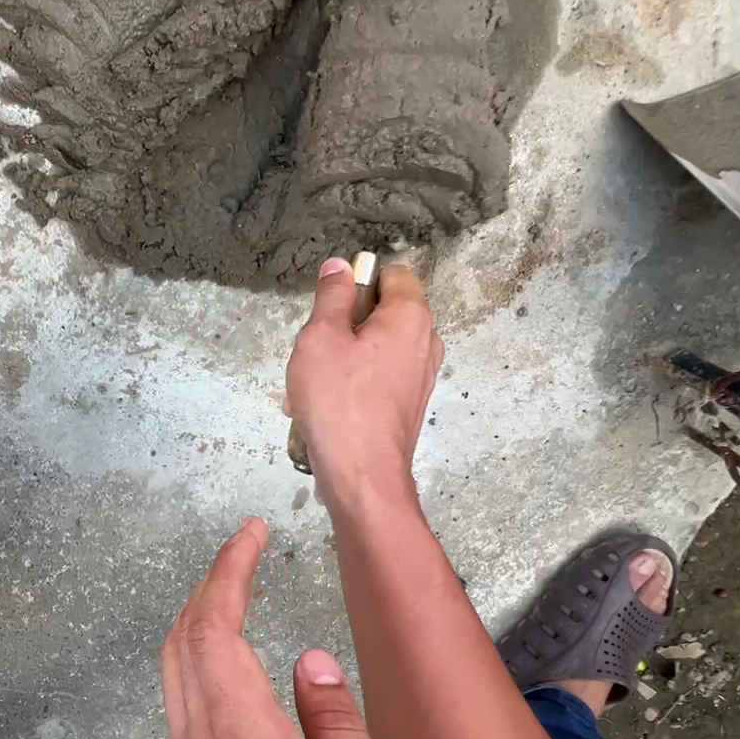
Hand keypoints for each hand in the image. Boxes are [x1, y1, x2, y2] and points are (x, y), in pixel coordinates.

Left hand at [161, 518, 424, 738]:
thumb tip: (312, 662)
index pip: (215, 633)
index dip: (228, 572)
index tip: (251, 535)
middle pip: (183, 639)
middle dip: (210, 580)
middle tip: (247, 547)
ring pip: (173, 666)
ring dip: (199, 612)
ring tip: (238, 583)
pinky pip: (179, 697)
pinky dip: (196, 651)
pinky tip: (227, 648)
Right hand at [285, 259, 443, 495]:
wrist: (361, 472)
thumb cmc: (338, 400)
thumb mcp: (320, 338)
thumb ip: (331, 296)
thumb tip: (340, 266)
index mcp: (410, 316)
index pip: (392, 273)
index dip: (358, 281)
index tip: (330, 306)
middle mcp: (426, 341)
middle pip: (381, 312)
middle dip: (345, 325)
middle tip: (316, 349)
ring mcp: (421, 376)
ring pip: (375, 347)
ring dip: (342, 357)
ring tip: (313, 384)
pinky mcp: (409, 404)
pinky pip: (377, 377)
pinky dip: (351, 383)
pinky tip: (325, 406)